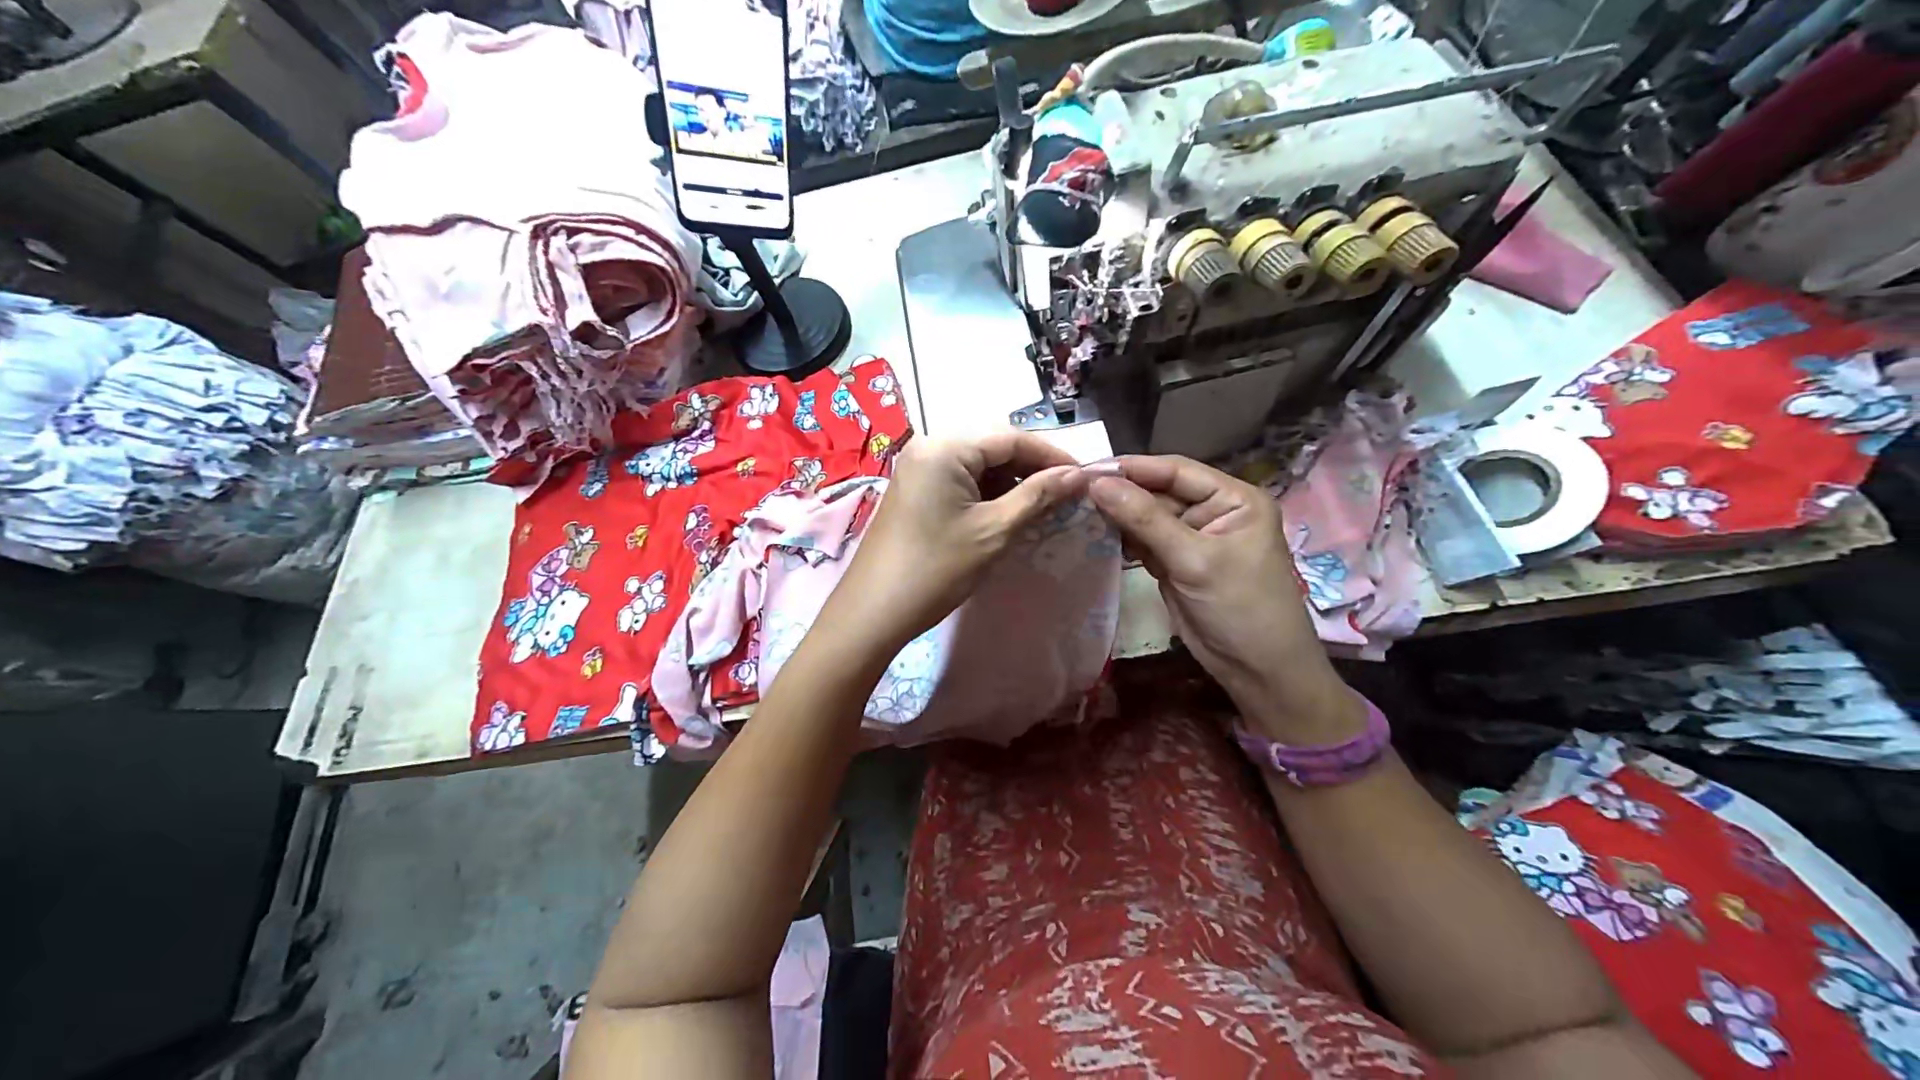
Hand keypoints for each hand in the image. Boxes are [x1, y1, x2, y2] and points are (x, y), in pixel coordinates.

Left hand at [827, 432, 1088, 651]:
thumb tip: (1079, 475)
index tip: (1085, 475)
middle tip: (1067, 492)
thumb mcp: (994, 530)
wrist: (874, 610)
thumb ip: (1038, 495)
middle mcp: (928, 445)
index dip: (1052, 455)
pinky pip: (960, 477)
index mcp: (945, 447)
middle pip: (993, 445)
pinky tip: (1010, 510)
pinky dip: (988, 490)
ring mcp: (918, 467)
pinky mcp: (915, 488)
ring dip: (1011, 480)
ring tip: (1044, 504)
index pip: (1011, 437)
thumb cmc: (937, 569)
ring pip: (978, 462)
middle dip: (1032, 467)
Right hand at [1088, 455, 1362, 742]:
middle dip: (1121, 495)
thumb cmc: (1240, 607)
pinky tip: (1098, 539)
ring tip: (1079, 515)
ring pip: (1147, 517)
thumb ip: (1145, 519)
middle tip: (1073, 494)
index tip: (1086, 470)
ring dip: (1118, 518)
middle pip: (1158, 492)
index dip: (1132, 468)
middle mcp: (1214, 511)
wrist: (1258, 671)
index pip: (1176, 471)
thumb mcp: (1193, 559)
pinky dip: (1124, 542)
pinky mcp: (1176, 563)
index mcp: (1234, 498)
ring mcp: (1193, 538)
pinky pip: (1144, 542)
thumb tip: (1097, 483)